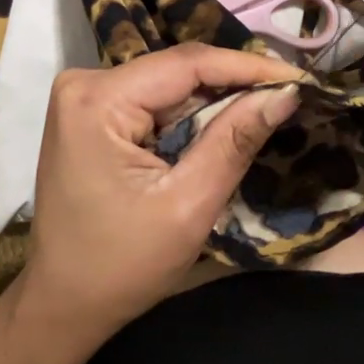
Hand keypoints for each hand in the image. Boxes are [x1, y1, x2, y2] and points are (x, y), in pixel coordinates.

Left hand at [10, 43, 301, 363]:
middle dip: (232, 84)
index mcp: (97, 99)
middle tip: (291, 96)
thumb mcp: (188, 206)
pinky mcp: (87, 114)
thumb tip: (284, 93)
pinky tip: (221, 124)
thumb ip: (233, 142)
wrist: (63, 300)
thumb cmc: (121, 265)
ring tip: (267, 106)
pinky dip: (184, 115)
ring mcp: (80, 97)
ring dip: (212, 100)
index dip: (246, 66)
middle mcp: (82, 83)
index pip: (185, 63)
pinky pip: (147, 101)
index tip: (301, 78)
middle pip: (173, 70)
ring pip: (164, 84)